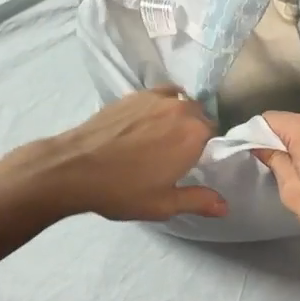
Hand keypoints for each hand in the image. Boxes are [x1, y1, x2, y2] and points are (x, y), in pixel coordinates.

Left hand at [25, 87, 225, 221]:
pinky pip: (161, 95)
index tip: (195, 165)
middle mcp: (181, 108)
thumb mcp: (164, 204)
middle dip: (195, 132)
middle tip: (177, 155)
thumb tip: (225, 206)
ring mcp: (157, 98)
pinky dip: (162, 105)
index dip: (208, 150)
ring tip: (161, 138)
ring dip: (179, 117)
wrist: (74, 167)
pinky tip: (148, 121)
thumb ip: (199, 201)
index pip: (217, 136)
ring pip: (181, 104)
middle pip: (200, 116)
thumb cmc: (123, 190)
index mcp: (195, 134)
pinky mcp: (135, 94)